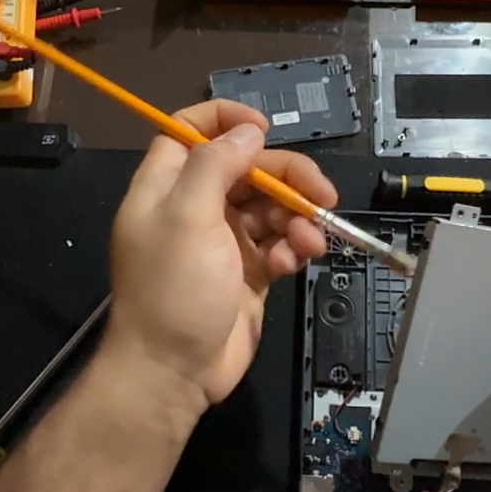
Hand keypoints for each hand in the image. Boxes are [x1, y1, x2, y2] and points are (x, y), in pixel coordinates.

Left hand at [101, 101, 335, 424]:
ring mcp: (223, 240)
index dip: (225, 120)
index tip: (264, 126)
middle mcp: (195, 207)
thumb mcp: (187, 218)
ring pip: (270, 207)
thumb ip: (215, 165)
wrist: (174, 371)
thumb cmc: (173, 290)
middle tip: (322, 194)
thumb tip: (248, 131)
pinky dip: (292, 247)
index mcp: (167, 186)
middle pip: (246, 169)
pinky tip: (295, 262)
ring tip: (309, 242)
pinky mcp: (249, 271)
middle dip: (286, 177)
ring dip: (296, 218)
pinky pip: (278, 243)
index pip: (190, 131)